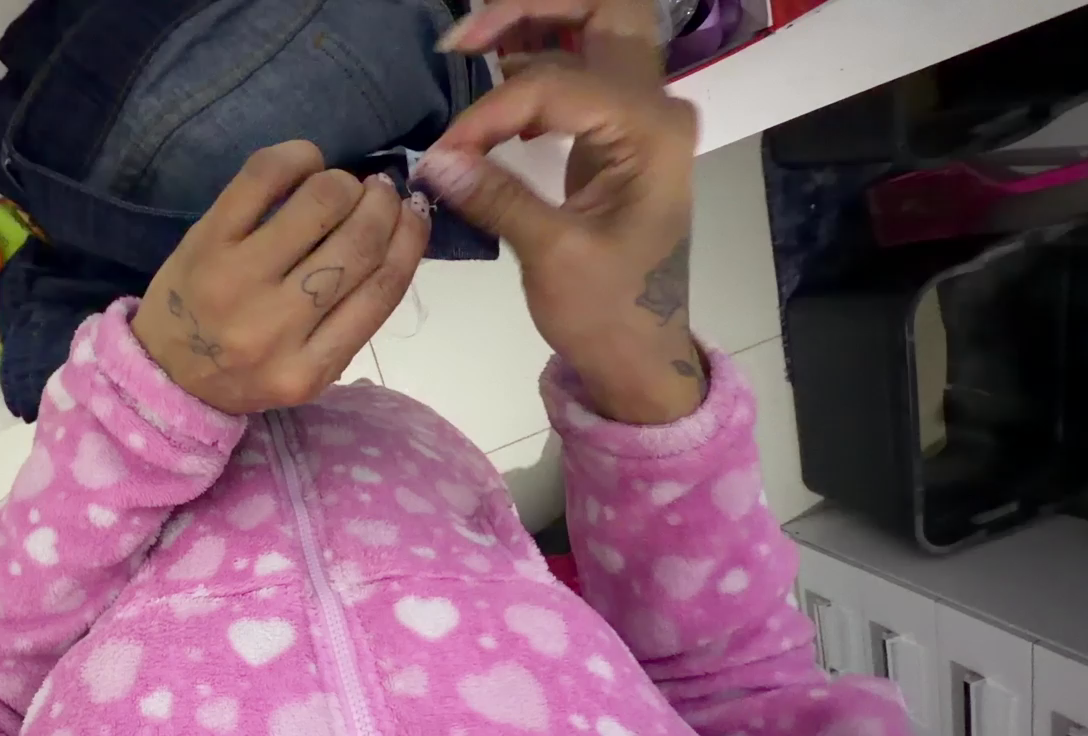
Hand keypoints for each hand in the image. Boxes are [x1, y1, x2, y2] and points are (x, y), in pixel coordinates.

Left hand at [132, 141, 430, 414]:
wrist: (166, 374)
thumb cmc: (245, 372)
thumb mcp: (306, 371)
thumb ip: (350, 320)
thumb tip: (398, 234)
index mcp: (309, 370)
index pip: (381, 291)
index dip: (410, 240)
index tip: (414, 215)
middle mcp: (276, 328)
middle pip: (359, 243)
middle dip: (383, 205)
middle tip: (380, 194)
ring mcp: (237, 281)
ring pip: (320, 203)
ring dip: (345, 183)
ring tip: (341, 188)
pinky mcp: (206, 241)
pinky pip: (263, 176)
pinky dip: (299, 157)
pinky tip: (306, 165)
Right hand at [421, 0, 704, 423]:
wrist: (638, 350)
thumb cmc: (606, 310)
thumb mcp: (552, 257)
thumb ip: (496, 199)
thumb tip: (432, 161)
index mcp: (650, 130)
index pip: (557, 84)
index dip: (489, 112)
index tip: (441, 154)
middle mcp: (654, 106)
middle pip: (602, 12)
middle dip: (530, 10)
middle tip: (463, 36)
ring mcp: (639, 119)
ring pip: (594, 34)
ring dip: (534, 29)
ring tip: (469, 46)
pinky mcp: (617, 140)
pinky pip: (580, 78)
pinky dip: (537, 69)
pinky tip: (496, 91)